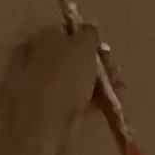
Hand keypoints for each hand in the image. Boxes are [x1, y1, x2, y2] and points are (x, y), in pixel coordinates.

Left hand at [0, 26, 102, 154]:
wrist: (45, 123)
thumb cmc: (66, 75)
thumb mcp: (84, 45)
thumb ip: (89, 34)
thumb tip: (89, 31)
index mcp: (44, 36)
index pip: (69, 32)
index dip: (89, 41)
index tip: (105, 53)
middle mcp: (39, 56)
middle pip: (72, 56)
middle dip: (95, 65)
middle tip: (114, 76)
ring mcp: (42, 83)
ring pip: (74, 79)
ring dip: (95, 84)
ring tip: (116, 92)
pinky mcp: (47, 108)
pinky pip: (72, 98)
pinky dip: (88, 101)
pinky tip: (104, 105)